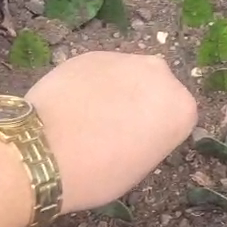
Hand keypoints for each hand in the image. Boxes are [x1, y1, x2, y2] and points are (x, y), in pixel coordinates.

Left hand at [26, 52, 195, 210]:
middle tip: (114, 129)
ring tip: (88, 117)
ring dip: (115, 91)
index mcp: (181, 108)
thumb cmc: (99, 172)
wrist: (45, 150)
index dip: (156, 131)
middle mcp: (160, 75)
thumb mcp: (140, 166)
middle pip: (156, 89)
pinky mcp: (92, 53)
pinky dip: (90, 84)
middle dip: (140, 103)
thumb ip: (151, 137)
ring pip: (127, 76)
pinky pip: (99, 71)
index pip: (176, 117)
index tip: (138, 144)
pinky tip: (72, 105)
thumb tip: (137, 126)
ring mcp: (125, 58)